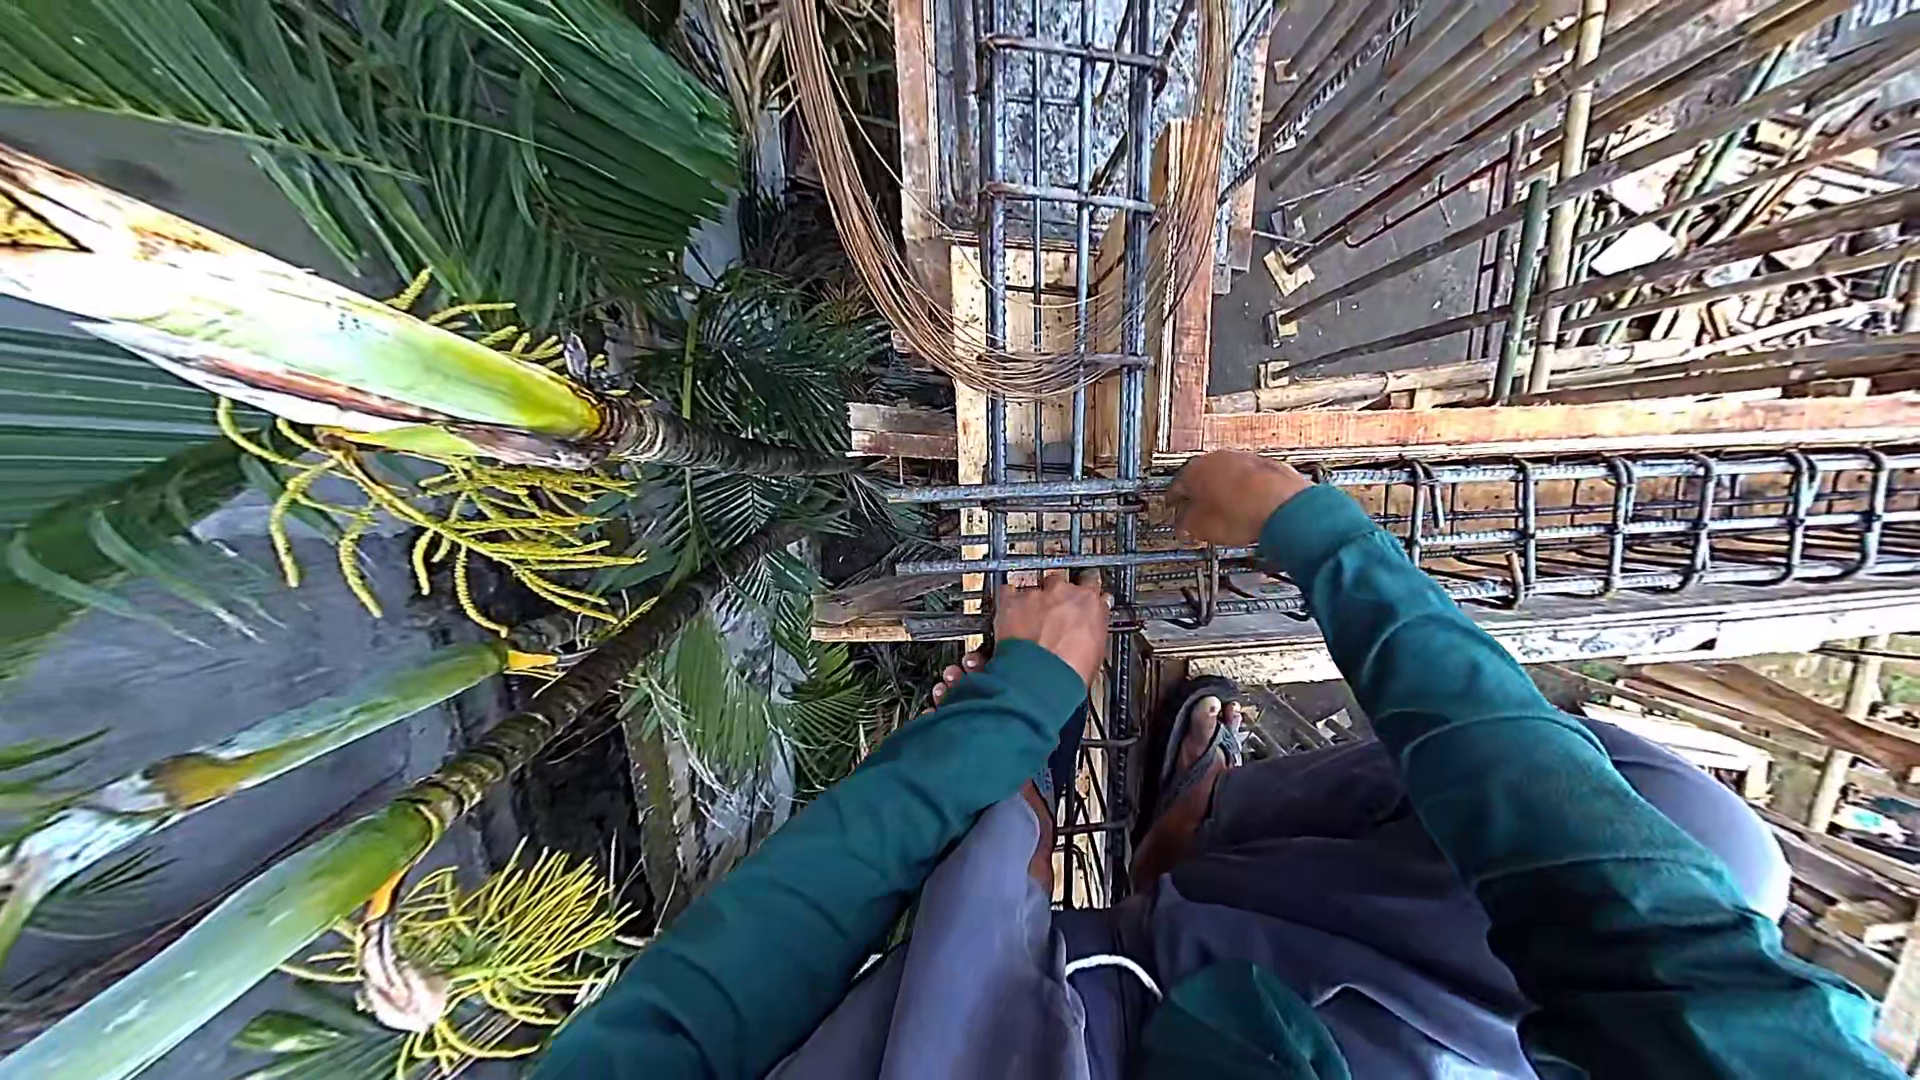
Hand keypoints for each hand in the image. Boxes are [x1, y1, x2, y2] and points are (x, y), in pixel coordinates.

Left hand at [993, 572, 1109, 685]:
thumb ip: (1092, 628)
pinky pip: (1007, 593)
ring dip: (1032, 605)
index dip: (1082, 598)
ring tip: (1029, 626)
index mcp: (1090, 603)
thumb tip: (1088, 631)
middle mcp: (1064, 592)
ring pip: (1034, 591)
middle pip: (1060, 584)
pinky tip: (1010, 617)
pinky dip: (1008, 603)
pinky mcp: (1013, 601)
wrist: (1042, 679)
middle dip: (1056, 598)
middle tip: (1052, 618)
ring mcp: (1037, 595)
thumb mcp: (1096, 651)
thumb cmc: (1070, 672)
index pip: (1091, 587)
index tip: (1078, 605)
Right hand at [1166, 451, 1310, 545]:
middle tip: (1200, 513)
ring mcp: (1246, 459)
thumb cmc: (1241, 515)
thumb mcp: (1198, 527)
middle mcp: (1219, 458)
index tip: (1175, 510)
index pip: (1176, 486)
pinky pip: (1252, 480)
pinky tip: (1250, 509)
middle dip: (1201, 495)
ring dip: (1225, 492)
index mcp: (1194, 470)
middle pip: (1203, 477)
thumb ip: (1184, 522)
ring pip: (1228, 476)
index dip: (1174, 502)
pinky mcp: (1270, 466)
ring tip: (1228, 514)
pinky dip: (1248, 492)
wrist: (1284, 509)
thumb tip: (1184, 522)